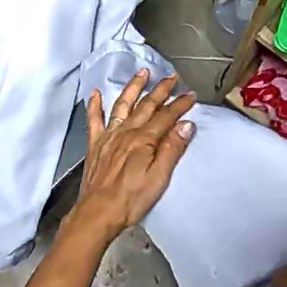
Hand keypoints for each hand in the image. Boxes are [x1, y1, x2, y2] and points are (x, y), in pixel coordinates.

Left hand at [71, 71, 196, 236]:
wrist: (97, 214)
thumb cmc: (131, 199)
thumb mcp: (159, 177)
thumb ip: (172, 149)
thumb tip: (186, 125)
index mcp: (144, 140)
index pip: (166, 116)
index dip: (180, 104)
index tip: (192, 94)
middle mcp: (126, 133)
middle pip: (146, 106)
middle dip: (161, 90)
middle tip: (172, 77)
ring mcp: (109, 137)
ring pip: (122, 105)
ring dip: (133, 88)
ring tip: (142, 73)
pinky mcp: (96, 146)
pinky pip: (95, 120)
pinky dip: (95, 105)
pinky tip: (95, 93)